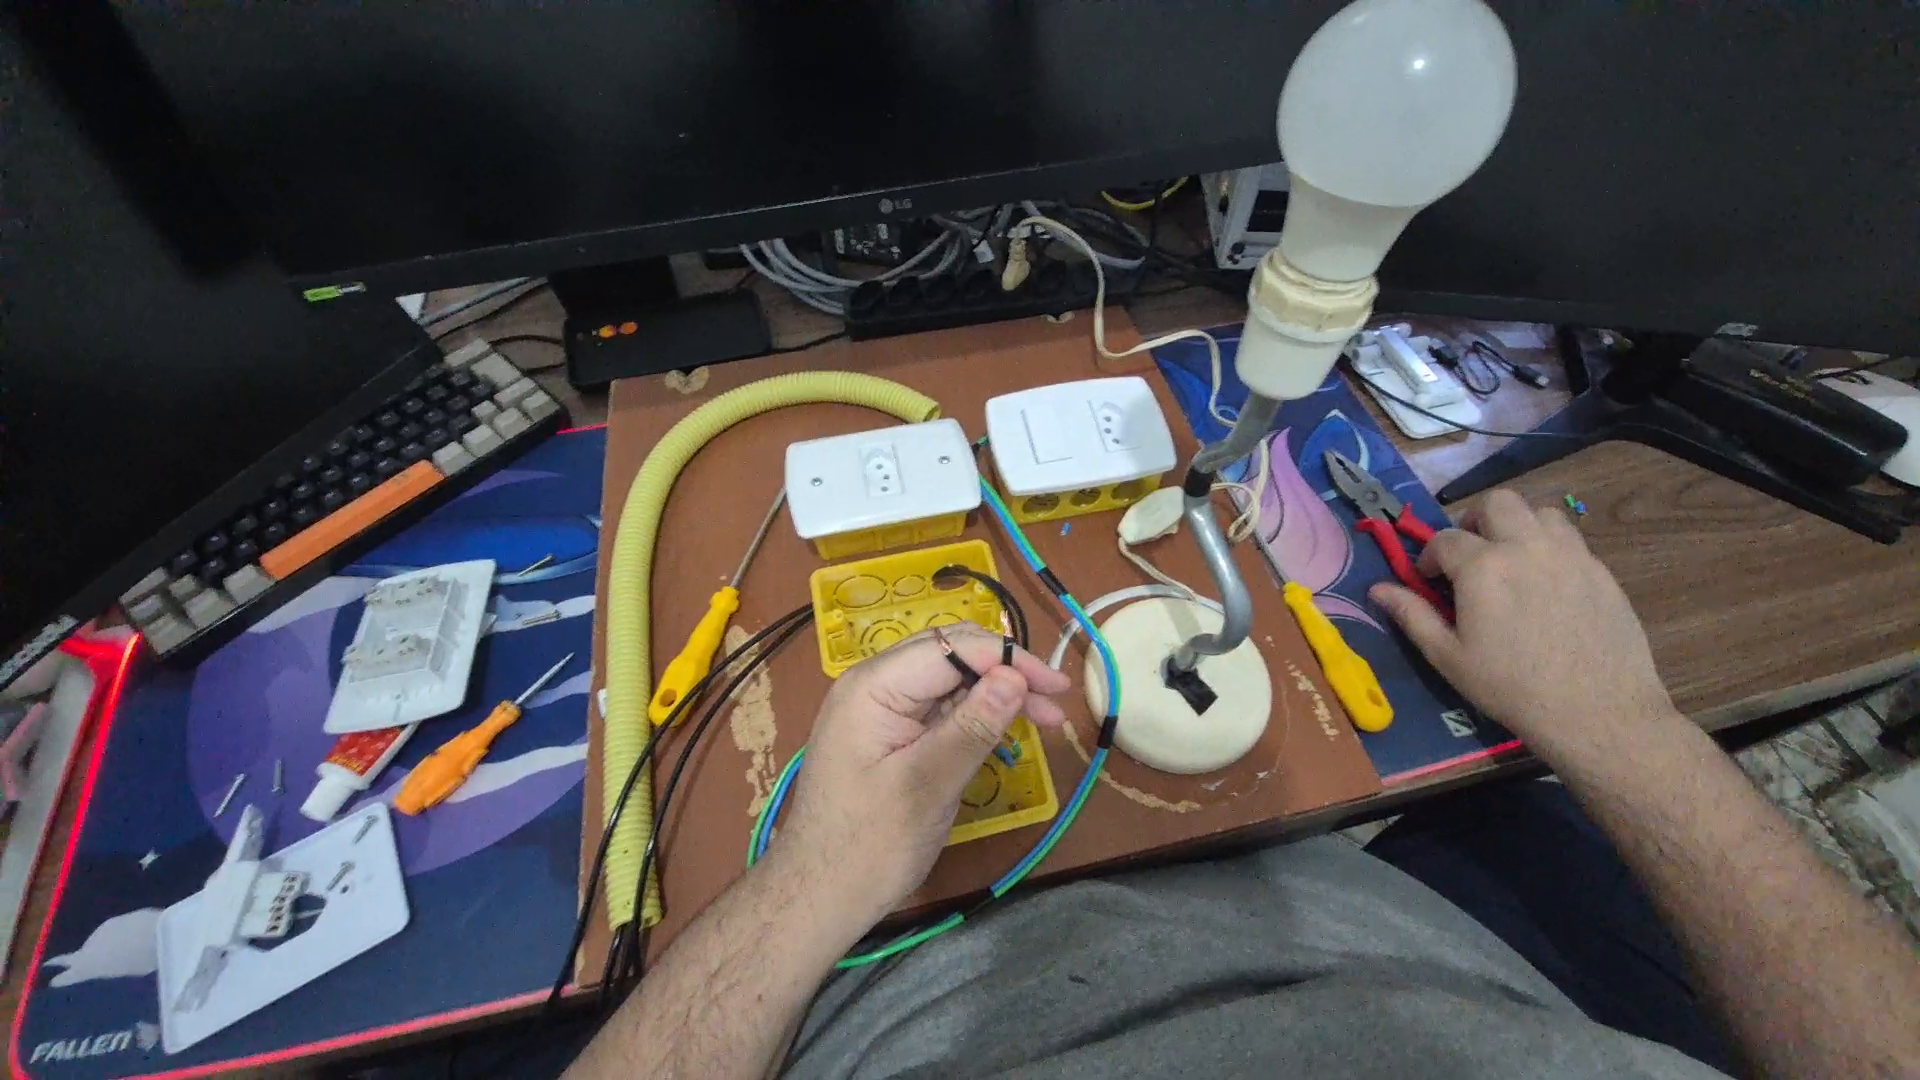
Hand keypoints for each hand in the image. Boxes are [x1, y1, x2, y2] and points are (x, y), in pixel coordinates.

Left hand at [770, 624, 1070, 927]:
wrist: (818, 897)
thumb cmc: (868, 846)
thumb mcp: (927, 785)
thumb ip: (972, 727)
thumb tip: (1015, 677)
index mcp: (873, 686)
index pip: (951, 648)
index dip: (1008, 659)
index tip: (1055, 686)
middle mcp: (874, 685)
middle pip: (950, 655)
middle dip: (1005, 670)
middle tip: (1053, 702)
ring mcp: (880, 709)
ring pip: (949, 679)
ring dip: (995, 692)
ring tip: (1044, 716)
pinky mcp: (890, 732)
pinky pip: (939, 707)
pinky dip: (975, 714)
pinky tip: (1004, 727)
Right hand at [1368, 489, 1676, 763]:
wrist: (1597, 712)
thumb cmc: (1510, 686)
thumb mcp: (1447, 656)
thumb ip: (1412, 614)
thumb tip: (1377, 588)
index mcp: (1483, 567)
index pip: (1445, 539)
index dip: (1429, 557)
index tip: (1429, 581)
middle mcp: (1527, 548)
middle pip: (1497, 504)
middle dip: (1474, 522)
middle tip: (1469, 556)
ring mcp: (1570, 556)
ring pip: (1539, 513)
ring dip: (1516, 527)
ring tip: (1509, 560)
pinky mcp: (1601, 572)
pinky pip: (1570, 540)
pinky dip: (1548, 548)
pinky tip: (1543, 584)